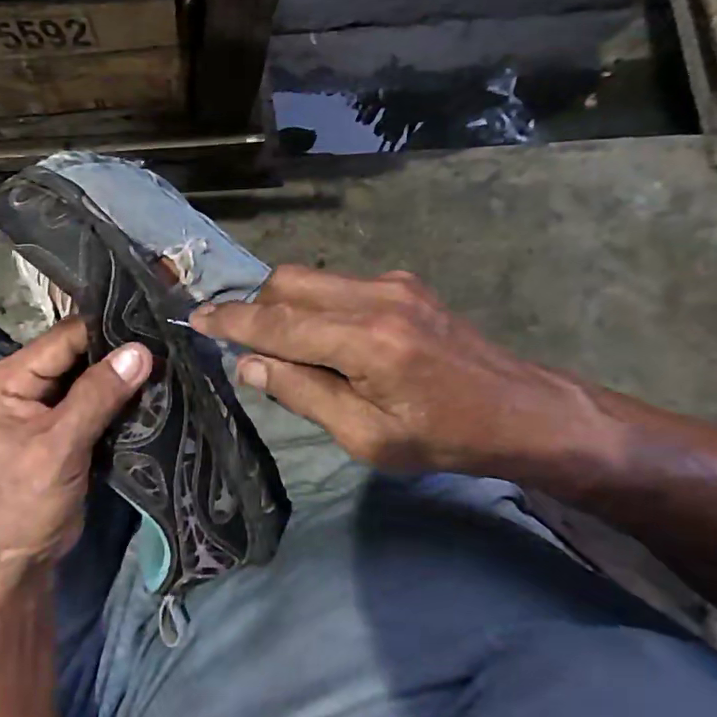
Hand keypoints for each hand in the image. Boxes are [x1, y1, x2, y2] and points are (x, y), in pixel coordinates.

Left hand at [0, 319, 149, 572]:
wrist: (10, 572)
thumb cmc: (21, 505)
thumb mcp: (58, 447)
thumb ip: (98, 395)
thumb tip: (141, 349)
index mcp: (8, 378)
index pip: (66, 337)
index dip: (109, 329)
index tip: (154, 323)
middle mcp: (23, 384)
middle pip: (79, 354)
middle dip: (120, 352)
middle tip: (168, 342)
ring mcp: (43, 409)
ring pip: (91, 378)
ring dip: (123, 376)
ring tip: (169, 361)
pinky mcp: (63, 431)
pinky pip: (95, 403)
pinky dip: (120, 400)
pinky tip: (153, 391)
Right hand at [190, 266, 612, 478]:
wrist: (521, 410)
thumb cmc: (444, 438)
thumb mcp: (368, 436)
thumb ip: (303, 393)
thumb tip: (248, 363)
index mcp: (366, 341)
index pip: (278, 323)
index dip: (232, 321)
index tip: (195, 317)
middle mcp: (375, 296)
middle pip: (289, 282)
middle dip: (255, 306)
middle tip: (238, 340)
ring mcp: (393, 283)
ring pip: (312, 278)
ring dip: (284, 303)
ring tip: (279, 343)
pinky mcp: (404, 283)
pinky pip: (340, 283)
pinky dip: (315, 303)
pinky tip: (324, 337)